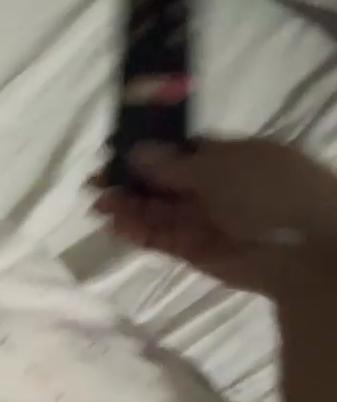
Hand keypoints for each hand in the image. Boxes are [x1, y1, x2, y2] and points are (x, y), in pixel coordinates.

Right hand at [92, 138, 336, 297]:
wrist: (306, 251)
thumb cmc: (273, 195)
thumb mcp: (224, 168)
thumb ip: (174, 162)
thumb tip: (136, 151)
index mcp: (236, 160)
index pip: (183, 152)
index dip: (148, 154)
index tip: (115, 157)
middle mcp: (219, 187)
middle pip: (162, 183)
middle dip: (128, 183)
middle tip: (96, 185)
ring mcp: (205, 219)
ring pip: (155, 211)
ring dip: (126, 208)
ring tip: (101, 207)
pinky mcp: (192, 247)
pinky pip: (157, 237)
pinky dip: (135, 231)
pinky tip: (117, 227)